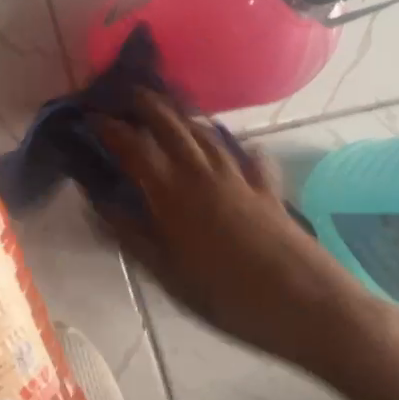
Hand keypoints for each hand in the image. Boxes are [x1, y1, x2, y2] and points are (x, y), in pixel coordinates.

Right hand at [94, 91, 388, 371]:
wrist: (307, 306)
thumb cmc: (226, 295)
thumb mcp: (165, 271)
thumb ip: (129, 232)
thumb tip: (96, 199)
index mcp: (170, 191)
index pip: (132, 145)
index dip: (109, 127)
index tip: (91, 116)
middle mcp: (201, 173)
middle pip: (171, 124)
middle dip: (147, 103)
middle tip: (127, 92)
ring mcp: (239, 178)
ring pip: (206, 133)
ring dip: (184, 115)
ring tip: (170, 108)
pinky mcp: (269, 191)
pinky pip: (250, 158)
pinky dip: (240, 148)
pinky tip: (241, 147)